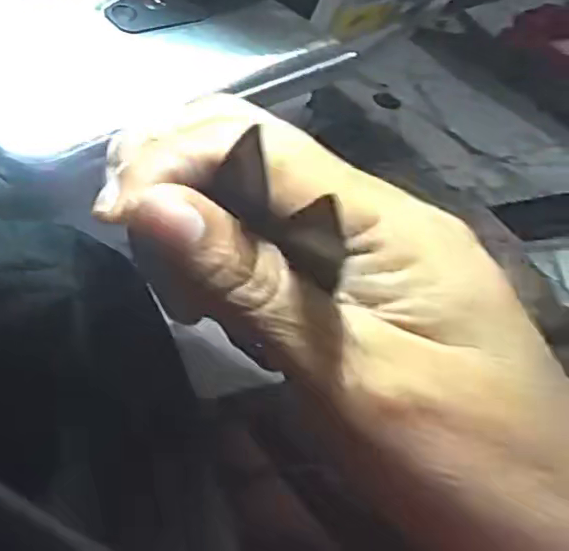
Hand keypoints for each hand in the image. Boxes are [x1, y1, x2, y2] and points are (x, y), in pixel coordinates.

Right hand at [94, 96, 568, 550]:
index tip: (115, 219)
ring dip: (167, 203)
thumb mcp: (349, 377)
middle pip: (227, 132)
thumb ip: (247, 281)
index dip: (165, 162)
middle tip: (125, 226)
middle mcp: (358, 206)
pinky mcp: (312, 258)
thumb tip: (149, 203)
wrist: (544, 538)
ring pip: (216, 165)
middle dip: (157, 166)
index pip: (247, 141)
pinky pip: (226, 213)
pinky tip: (190, 288)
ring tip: (167, 275)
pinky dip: (186, 236)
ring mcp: (337, 230)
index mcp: (384, 223)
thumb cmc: (460, 462)